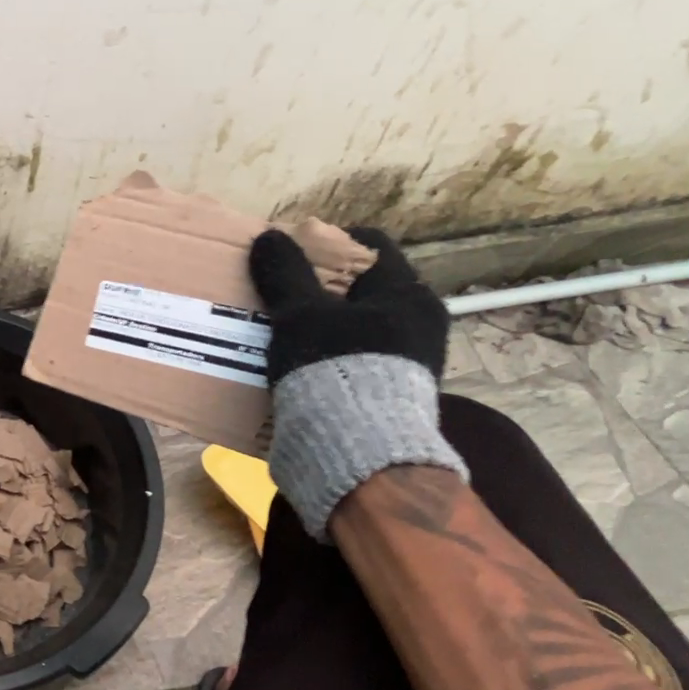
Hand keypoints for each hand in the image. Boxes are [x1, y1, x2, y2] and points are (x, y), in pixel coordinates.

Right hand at [248, 228, 466, 539]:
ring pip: (355, 325)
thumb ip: (285, 274)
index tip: (290, 253)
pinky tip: (293, 364)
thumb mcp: (300, 314)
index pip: (370, 245)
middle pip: (361, 287)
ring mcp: (409, 363)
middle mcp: (419, 324)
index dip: (328, 242)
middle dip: (317, 286)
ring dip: (318, 323)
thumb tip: (269, 237)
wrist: (358, 452)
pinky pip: (353, 360)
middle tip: (276, 291)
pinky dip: (324, 355)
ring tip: (278, 329)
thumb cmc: (336, 369)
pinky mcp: (390, 396)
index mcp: (408, 295)